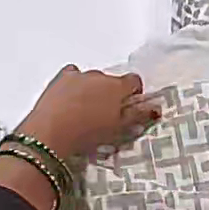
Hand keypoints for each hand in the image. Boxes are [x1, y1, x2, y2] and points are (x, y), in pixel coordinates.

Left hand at [14, 65, 158, 161]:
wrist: (51, 134)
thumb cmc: (89, 133)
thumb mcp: (119, 129)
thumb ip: (138, 115)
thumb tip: (156, 108)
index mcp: (117, 86)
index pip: (134, 81)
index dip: (134, 93)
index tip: (130, 105)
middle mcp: (99, 76)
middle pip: (112, 80)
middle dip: (111, 93)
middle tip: (106, 114)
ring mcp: (78, 75)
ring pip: (92, 79)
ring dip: (93, 89)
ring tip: (86, 111)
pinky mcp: (60, 79)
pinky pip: (72, 75)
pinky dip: (74, 83)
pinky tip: (71, 98)